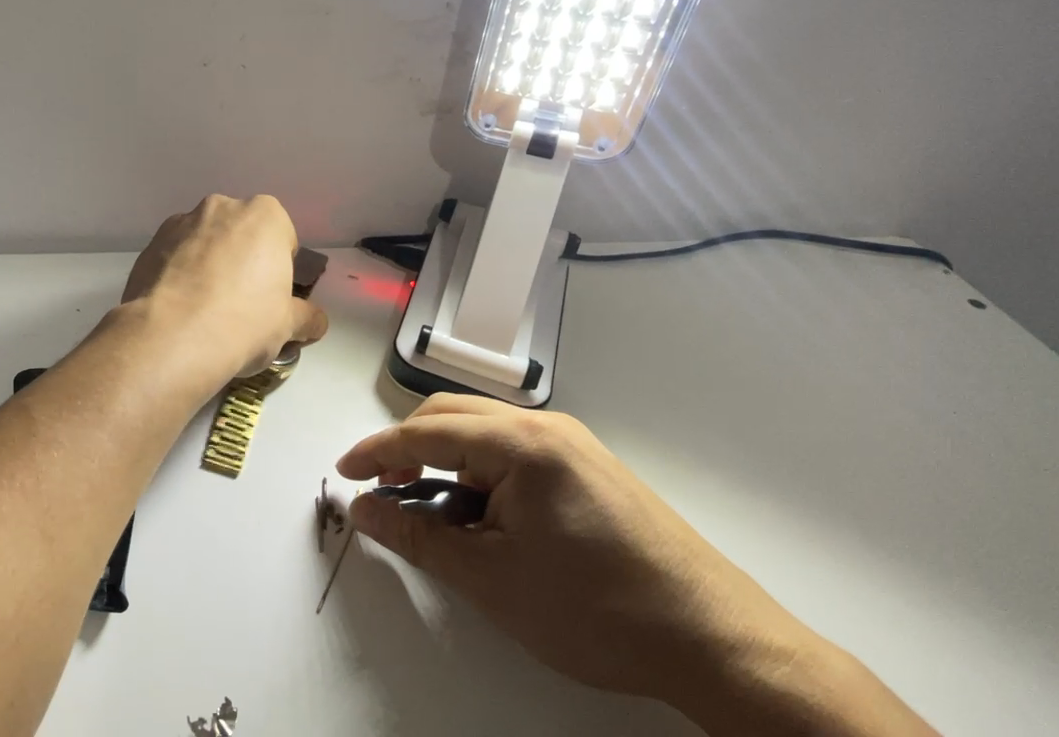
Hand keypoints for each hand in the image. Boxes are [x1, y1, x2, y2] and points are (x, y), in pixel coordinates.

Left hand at [118, 195, 328, 395]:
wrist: (172, 337)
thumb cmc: (244, 322)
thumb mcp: (288, 325)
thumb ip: (306, 317)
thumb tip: (314, 322)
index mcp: (264, 216)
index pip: (281, 238)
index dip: (279, 269)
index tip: (271, 297)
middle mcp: (221, 207)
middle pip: (240, 234)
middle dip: (242, 260)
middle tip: (240, 303)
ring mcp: (181, 222)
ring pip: (204, 242)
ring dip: (208, 265)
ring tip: (204, 309)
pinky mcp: (150, 244)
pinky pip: (174, 257)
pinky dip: (179, 274)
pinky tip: (180, 309)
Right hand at [336, 395, 810, 708]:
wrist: (715, 642)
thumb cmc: (599, 611)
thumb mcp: (491, 580)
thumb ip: (417, 539)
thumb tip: (365, 510)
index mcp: (522, 444)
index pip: (425, 434)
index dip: (375, 453)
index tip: (342, 474)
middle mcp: (547, 428)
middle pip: (451, 416)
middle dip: (406, 449)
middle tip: (381, 492)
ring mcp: (573, 444)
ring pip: (482, 431)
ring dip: (443, 460)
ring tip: (428, 510)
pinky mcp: (589, 467)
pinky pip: (513, 450)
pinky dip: (478, 471)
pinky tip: (478, 514)